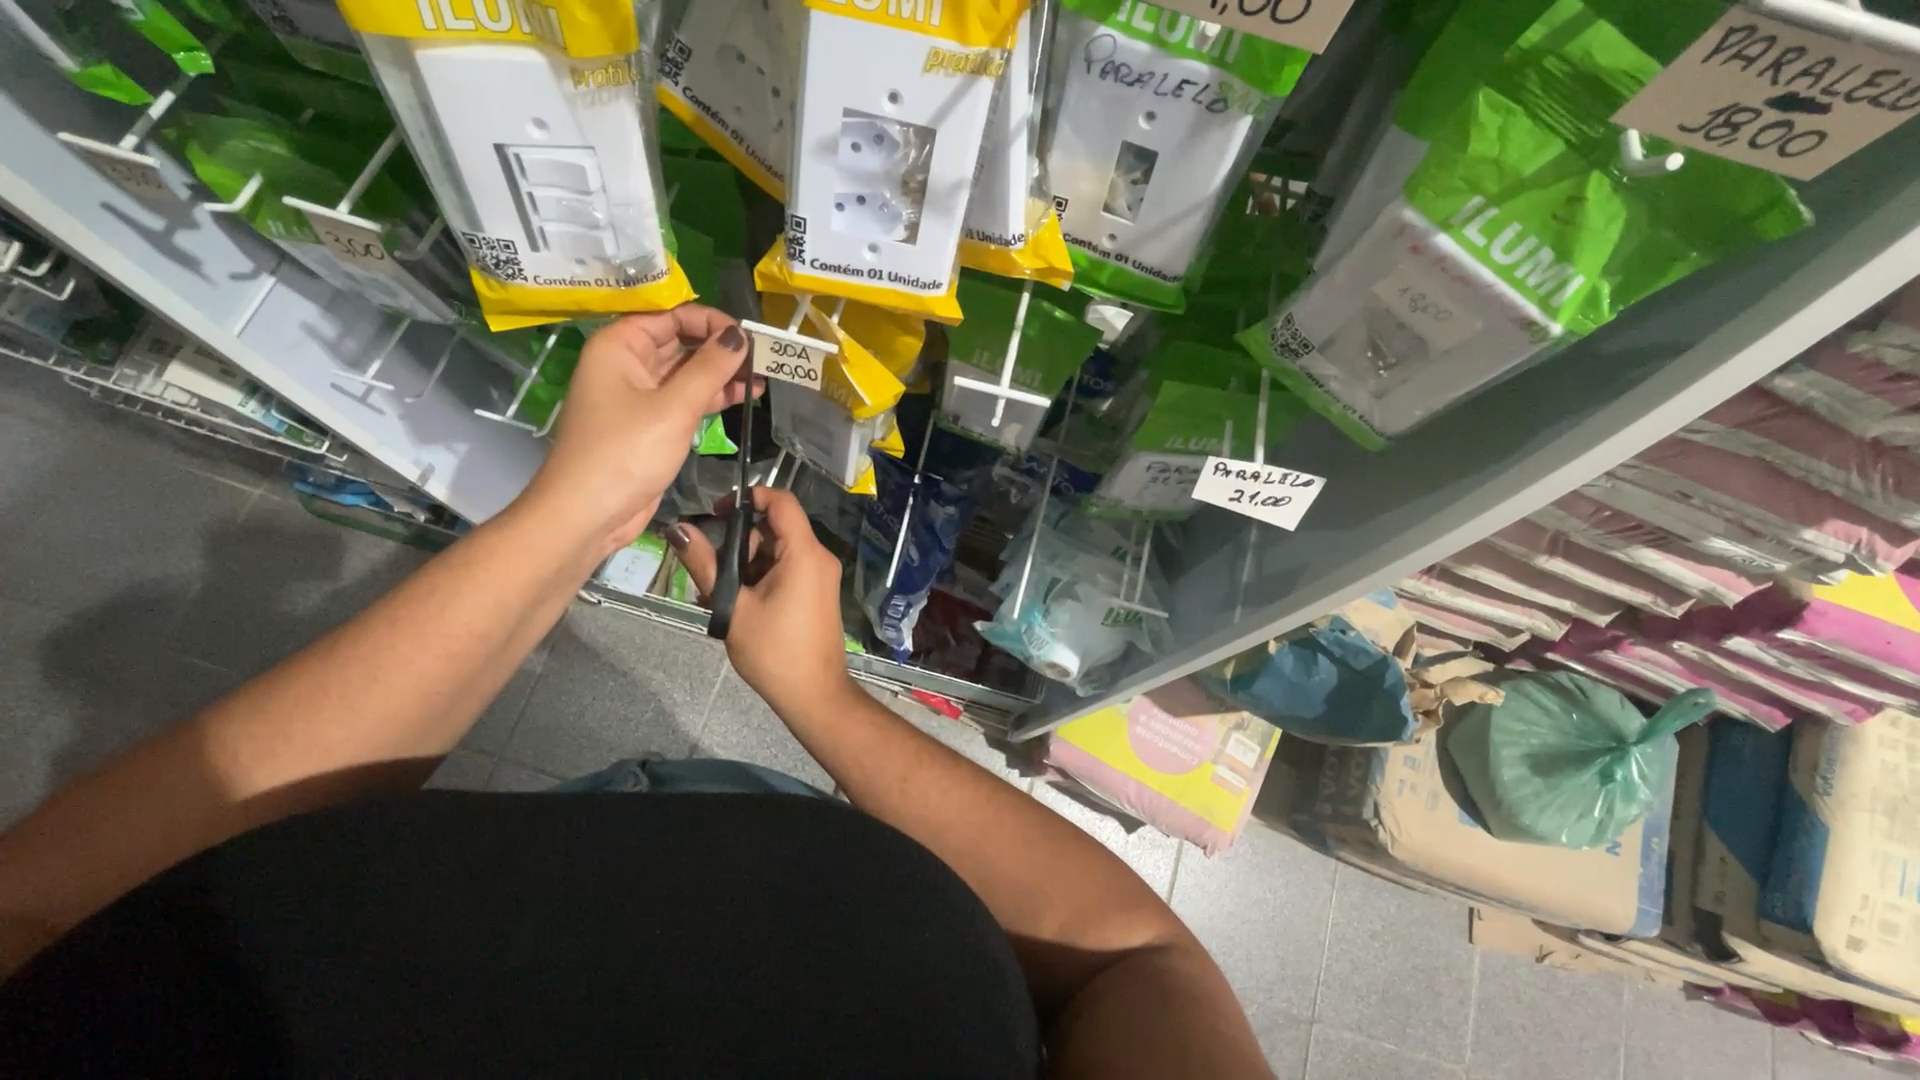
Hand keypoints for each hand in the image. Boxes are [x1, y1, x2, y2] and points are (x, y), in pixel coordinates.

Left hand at [521, 306, 756, 555]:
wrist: (589, 513)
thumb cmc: (626, 453)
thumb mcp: (674, 407)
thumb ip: (710, 368)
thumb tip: (740, 336)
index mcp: (620, 346)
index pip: (671, 315)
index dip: (711, 321)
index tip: (748, 336)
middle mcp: (626, 363)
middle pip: (680, 341)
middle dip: (721, 348)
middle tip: (763, 358)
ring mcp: (638, 395)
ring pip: (686, 372)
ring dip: (722, 374)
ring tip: (761, 379)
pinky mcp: (650, 423)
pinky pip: (685, 398)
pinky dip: (712, 396)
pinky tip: (743, 397)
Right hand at [670, 487, 857, 710]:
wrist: (814, 695)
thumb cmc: (774, 651)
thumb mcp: (733, 607)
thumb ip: (705, 564)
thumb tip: (678, 529)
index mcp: (804, 553)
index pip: (781, 501)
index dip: (748, 497)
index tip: (716, 513)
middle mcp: (817, 558)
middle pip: (773, 529)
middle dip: (737, 544)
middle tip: (708, 573)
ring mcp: (819, 577)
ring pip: (775, 553)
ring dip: (743, 567)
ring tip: (714, 597)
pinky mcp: (815, 594)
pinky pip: (784, 571)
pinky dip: (758, 580)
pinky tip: (733, 607)